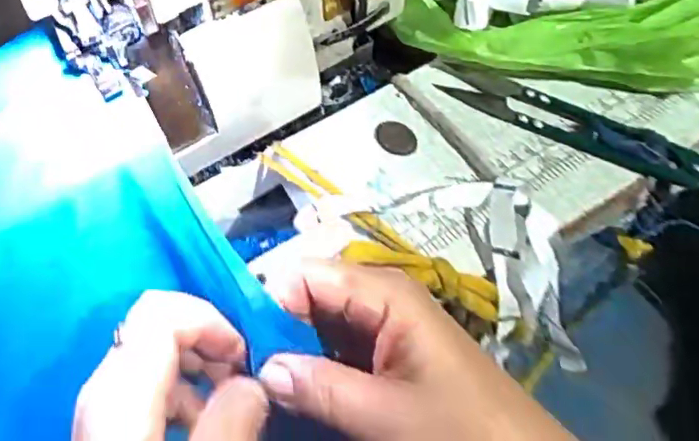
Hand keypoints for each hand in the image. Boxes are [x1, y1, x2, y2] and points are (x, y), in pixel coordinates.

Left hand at [74, 290, 270, 440]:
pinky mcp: (100, 428)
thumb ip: (230, 422)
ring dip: (196, 366)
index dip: (212, 321)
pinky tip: (196, 426)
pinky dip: (177, 390)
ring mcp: (97, 407)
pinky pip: (142, 385)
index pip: (164, 310)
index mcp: (120, 387)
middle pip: (158, 323)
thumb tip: (253, 383)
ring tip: (227, 406)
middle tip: (242, 379)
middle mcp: (103, 384)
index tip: (246, 356)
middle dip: (208, 339)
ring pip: (151, 354)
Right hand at [260, 261, 575, 440]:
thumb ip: (323, 387)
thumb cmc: (462, 428)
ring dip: (294, 347)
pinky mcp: (390, 352)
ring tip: (262, 380)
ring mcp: (386, 324)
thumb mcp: (389, 415)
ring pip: (323, 322)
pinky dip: (317, 364)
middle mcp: (382, 295)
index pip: (309, 274)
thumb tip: (264, 367)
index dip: (270, 300)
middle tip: (243, 366)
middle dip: (278, 325)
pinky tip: (298, 390)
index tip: (236, 342)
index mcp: (385, 291)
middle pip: (313, 294)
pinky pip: (341, 346)